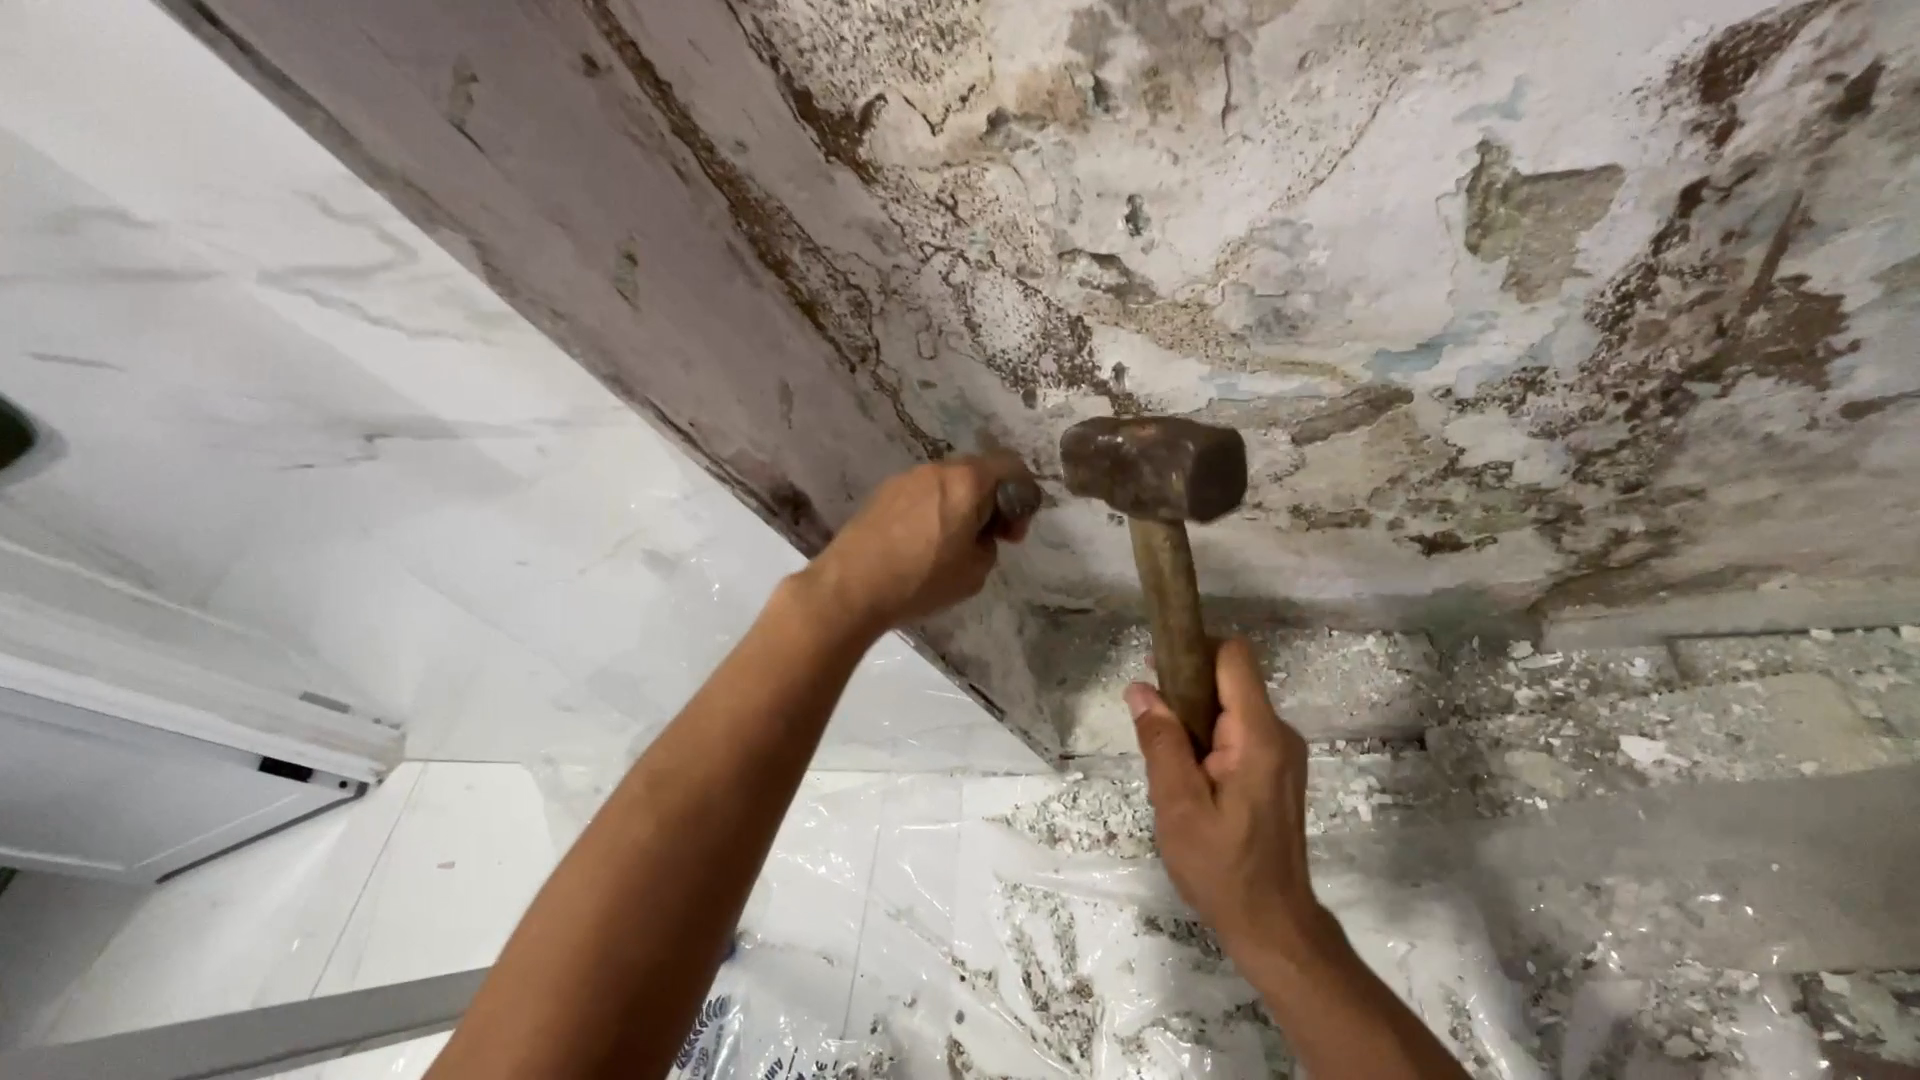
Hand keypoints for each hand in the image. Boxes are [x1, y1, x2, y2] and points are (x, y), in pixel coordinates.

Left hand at [801, 456, 1031, 633]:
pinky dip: (934, 510)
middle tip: (989, 538)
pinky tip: (923, 544)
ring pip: (948, 483)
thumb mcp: (975, 572)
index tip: (1013, 533)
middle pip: (979, 472)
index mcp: (967, 481)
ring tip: (952, 544)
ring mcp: (905, 478)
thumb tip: (980, 534)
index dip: (1024, 497)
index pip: (1012, 467)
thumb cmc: (921, 580)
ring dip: (961, 506)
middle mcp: (937, 469)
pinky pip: (922, 493)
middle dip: (992, 501)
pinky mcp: (883, 493)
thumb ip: (990, 544)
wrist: (851, 587)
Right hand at [1126, 638, 1325, 958]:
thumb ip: (1161, 742)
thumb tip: (1141, 688)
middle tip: (1150, 723)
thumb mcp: (1178, 806)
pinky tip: (1186, 777)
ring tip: (1165, 760)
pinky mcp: (1277, 771)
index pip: (1234, 657)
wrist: (1272, 923)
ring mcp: (1282, 754)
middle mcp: (1279, 734)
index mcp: (1259, 737)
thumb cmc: (1221, 868)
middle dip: (1186, 688)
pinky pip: (1238, 733)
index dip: (1194, 648)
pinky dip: (1207, 739)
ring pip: (1231, 707)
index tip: (1155, 665)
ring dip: (1193, 718)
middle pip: (1231, 679)